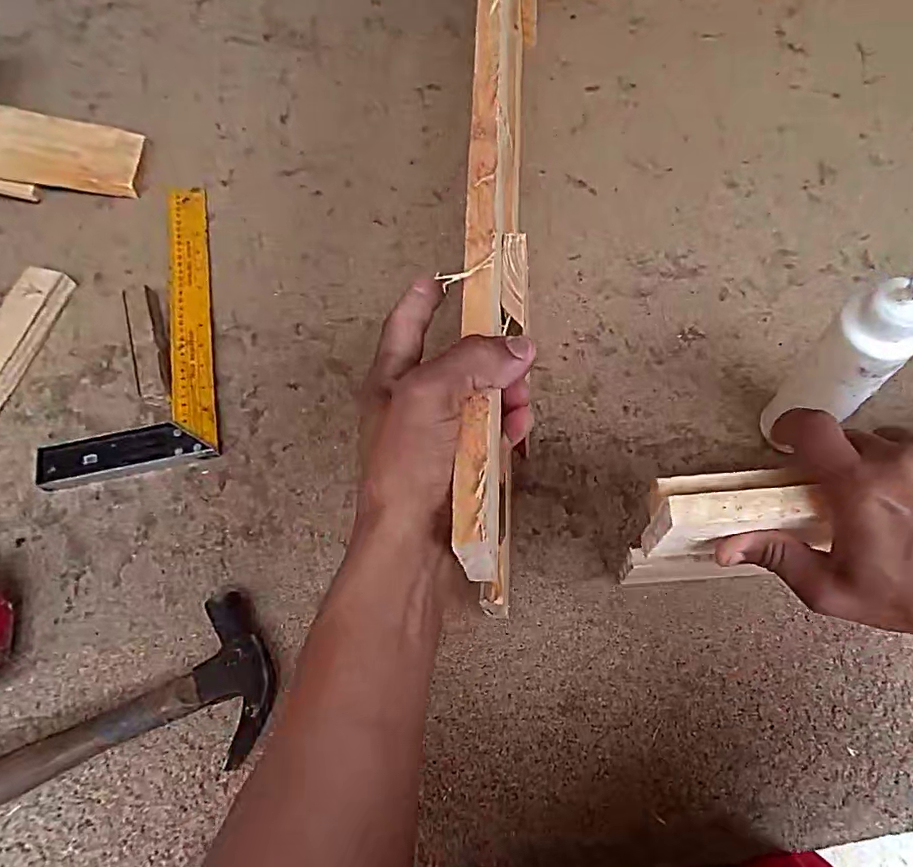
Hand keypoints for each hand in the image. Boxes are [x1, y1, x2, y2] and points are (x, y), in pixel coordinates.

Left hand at [355, 279, 534, 546]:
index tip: (440, 278)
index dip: (423, 301)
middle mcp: (417, 406)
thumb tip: (519, 347)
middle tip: (519, 360)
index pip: (407, 328)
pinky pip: (496, 434)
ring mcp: (444, 437)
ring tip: (521, 406)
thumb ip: (473, 361)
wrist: (414, 541)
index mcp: (392, 382)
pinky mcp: (467, 464)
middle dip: (492, 359)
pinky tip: (519, 431)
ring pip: (486, 399)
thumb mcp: (430, 396)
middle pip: (462, 363)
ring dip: (508, 396)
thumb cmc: (406, 467)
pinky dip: (510, 428)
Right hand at [716, 409, 912, 660]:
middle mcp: (903, 459)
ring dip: (892, 465)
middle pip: (857, 441)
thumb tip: (727, 547)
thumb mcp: (832, 590)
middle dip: (849, 466)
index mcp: (860, 488)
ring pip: (900, 442)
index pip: (813, 430)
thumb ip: (777, 557)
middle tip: (859, 503)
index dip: (794, 426)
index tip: (788, 435)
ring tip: (905, 506)